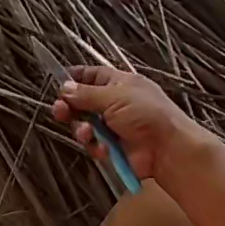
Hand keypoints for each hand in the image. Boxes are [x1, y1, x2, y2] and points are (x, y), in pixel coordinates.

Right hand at [53, 66, 210, 182]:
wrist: (166, 148)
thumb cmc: (146, 114)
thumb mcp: (115, 97)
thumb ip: (86, 94)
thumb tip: (64, 88)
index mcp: (119, 85)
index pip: (92, 76)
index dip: (75, 79)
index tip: (58, 83)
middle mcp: (115, 104)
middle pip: (83, 103)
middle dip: (70, 107)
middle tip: (59, 111)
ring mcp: (113, 127)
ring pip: (85, 126)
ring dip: (82, 130)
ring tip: (86, 133)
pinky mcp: (112, 148)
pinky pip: (94, 145)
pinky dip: (96, 147)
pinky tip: (104, 148)